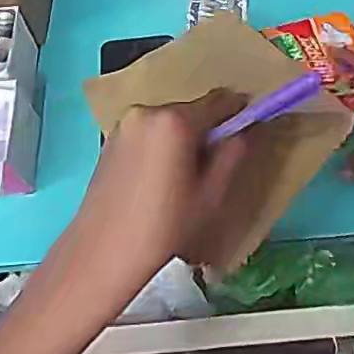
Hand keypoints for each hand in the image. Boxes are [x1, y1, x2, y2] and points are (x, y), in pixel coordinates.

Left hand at [35, 89, 254, 319]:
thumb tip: (251, 128)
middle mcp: (146, 112)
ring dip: (183, 138)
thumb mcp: (210, 194)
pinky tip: (160, 180)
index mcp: (174, 121)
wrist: (102, 253)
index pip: (220, 100)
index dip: (240, 112)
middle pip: (191, 111)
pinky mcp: (110, 139)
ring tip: (184, 179)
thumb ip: (233, 154)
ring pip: (167, 122)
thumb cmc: (163, 228)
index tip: (251, 128)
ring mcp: (123, 124)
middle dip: (208, 130)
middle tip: (215, 166)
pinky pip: (147, 133)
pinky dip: (160, 145)